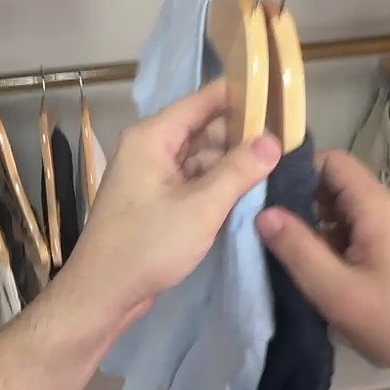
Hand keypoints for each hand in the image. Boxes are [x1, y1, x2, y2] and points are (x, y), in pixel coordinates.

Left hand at [54, 80, 280, 329]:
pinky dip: (214, 184)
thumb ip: (239, 170)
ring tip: (274, 167)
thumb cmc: (148, 244)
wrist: (103, 292)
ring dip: (230, 163)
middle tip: (285, 142)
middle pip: (201, 129)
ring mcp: (149, 176)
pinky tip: (245, 192)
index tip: (278, 97)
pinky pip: (189, 181)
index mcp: (151, 138)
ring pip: (198, 158)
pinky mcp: (153, 202)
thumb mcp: (201, 207)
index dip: (239, 96)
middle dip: (239, 135)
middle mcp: (148, 149)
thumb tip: (273, 139)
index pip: (201, 101)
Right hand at [255, 149, 389, 389]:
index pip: (332, 161)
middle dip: (300, 199)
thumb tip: (262, 213)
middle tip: (266, 225)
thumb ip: (296, 248)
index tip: (263, 191)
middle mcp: (389, 210)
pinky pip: (357, 230)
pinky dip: (332, 240)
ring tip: (284, 249)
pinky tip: (316, 268)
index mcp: (376, 208)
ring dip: (315, 224)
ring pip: (344, 210)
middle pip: (336, 184)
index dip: (295, 169)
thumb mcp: (334, 289)